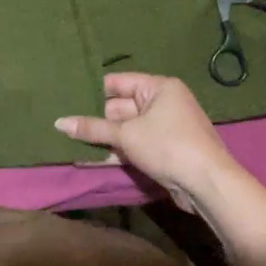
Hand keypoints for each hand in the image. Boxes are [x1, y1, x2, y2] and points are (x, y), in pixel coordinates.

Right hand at [54, 73, 236, 208]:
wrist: (207, 183)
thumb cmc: (168, 146)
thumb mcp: (126, 135)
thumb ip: (92, 128)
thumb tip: (58, 122)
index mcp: (159, 87)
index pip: (118, 82)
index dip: (94, 92)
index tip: (66, 98)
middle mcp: (163, 102)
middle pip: (120, 106)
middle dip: (96, 119)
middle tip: (65, 124)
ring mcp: (164, 127)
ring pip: (125, 128)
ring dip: (104, 138)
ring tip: (70, 141)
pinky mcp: (163, 149)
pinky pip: (134, 144)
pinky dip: (116, 150)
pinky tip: (90, 158)